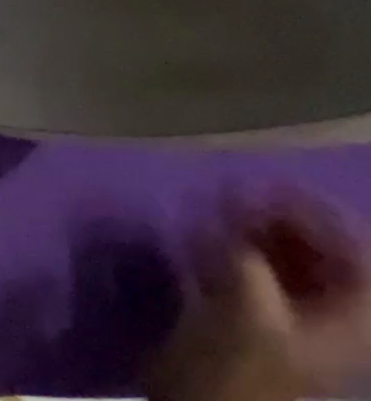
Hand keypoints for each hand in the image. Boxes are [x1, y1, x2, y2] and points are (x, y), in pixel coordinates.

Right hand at [149, 193, 370, 400]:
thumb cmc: (237, 369)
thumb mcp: (247, 316)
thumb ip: (245, 264)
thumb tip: (227, 229)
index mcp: (350, 321)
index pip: (362, 259)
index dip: (327, 219)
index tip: (277, 185)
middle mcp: (329, 317)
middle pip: (323, 257)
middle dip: (284, 220)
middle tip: (241, 191)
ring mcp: (288, 319)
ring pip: (285, 263)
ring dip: (252, 231)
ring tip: (217, 206)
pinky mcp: (247, 319)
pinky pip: (250, 272)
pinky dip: (229, 248)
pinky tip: (200, 236)